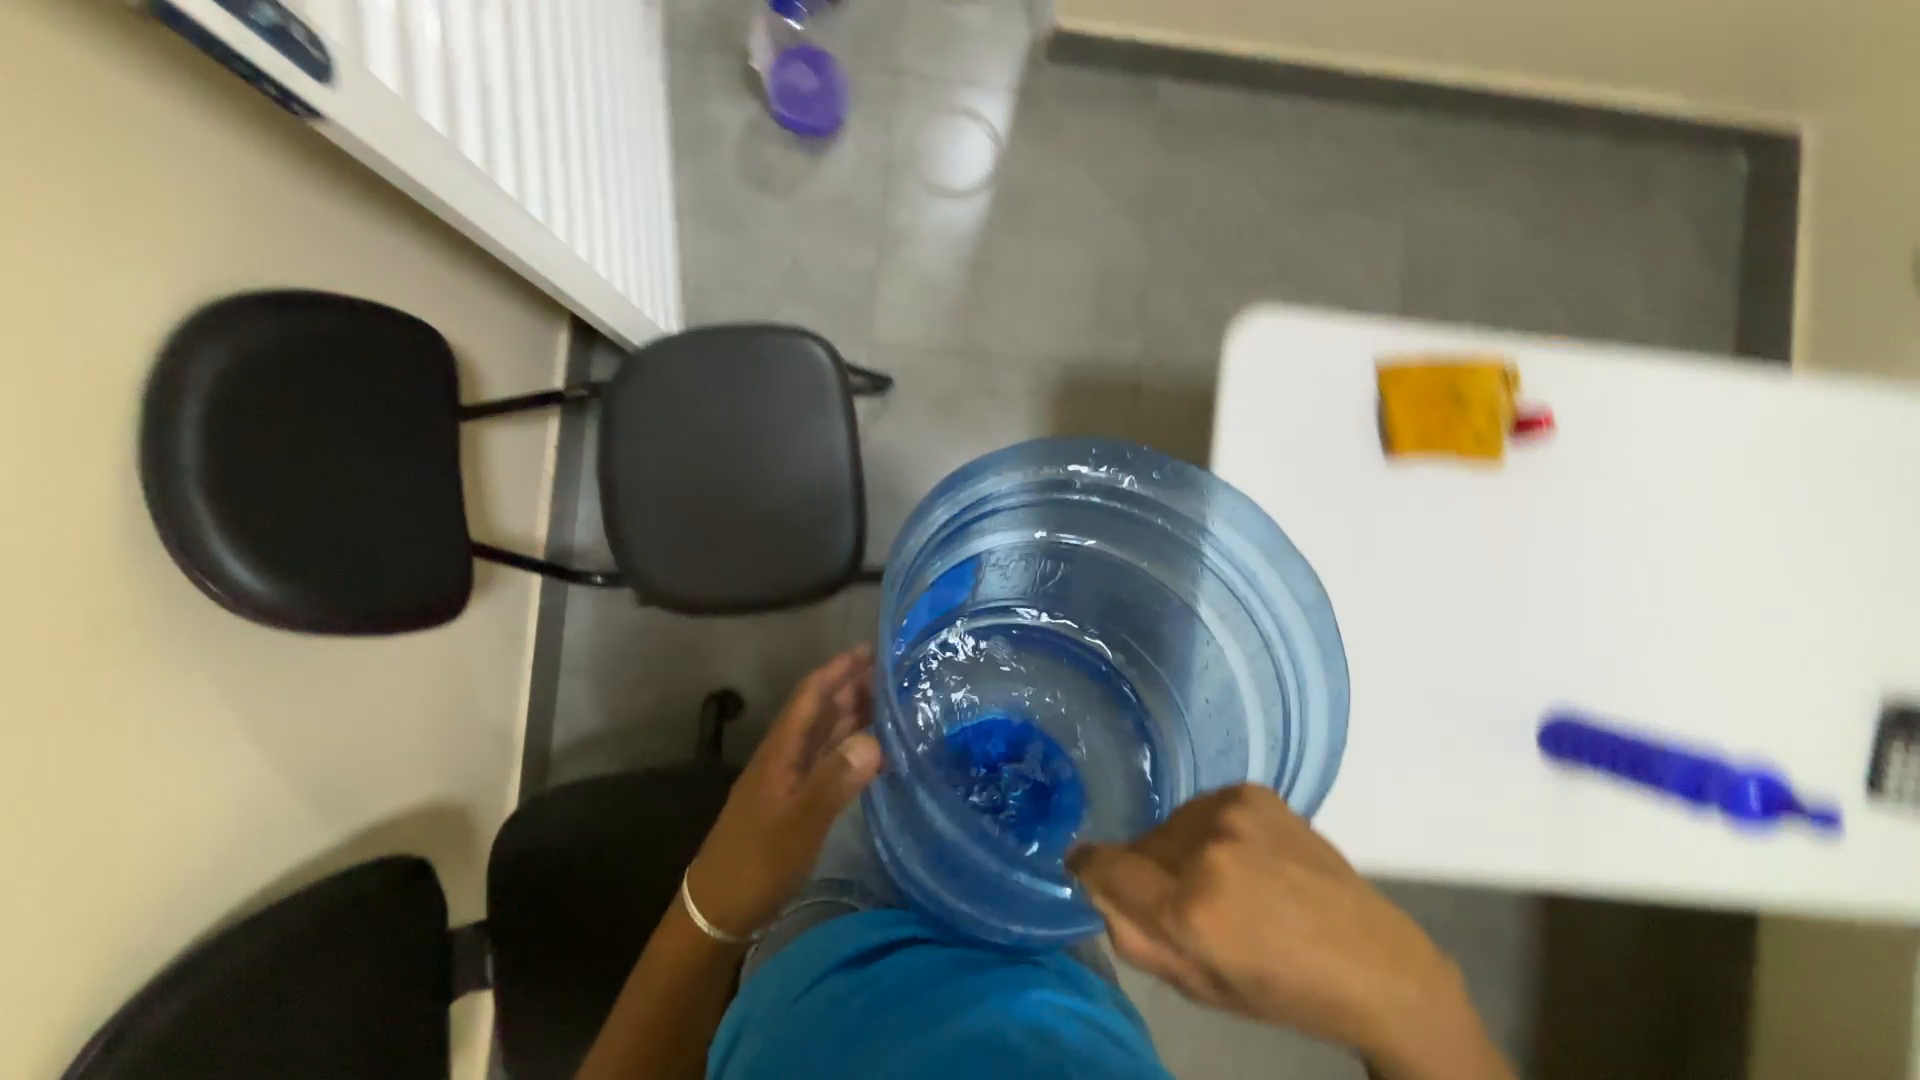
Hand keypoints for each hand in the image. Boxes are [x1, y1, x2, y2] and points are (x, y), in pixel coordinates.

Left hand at [684, 646, 883, 940]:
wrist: (717, 912)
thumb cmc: (756, 864)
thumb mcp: (799, 824)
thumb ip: (834, 781)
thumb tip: (874, 740)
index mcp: (780, 752)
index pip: (810, 696)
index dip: (837, 670)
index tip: (870, 650)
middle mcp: (784, 758)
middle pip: (819, 712)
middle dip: (852, 687)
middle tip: (894, 674)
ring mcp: (787, 782)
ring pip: (824, 736)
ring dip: (853, 716)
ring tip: (890, 703)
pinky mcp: (794, 805)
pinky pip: (827, 764)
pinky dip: (851, 751)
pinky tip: (874, 756)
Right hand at [1068, 785, 1512, 1079]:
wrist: (1372, 960)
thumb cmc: (1281, 989)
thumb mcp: (1198, 987)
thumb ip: (1133, 938)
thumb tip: (1097, 888)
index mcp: (1189, 911)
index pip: (1103, 865)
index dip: (1089, 868)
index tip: (1089, 871)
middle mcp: (1205, 851)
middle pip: (1137, 845)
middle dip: (1145, 871)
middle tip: (1186, 901)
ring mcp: (1232, 814)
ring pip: (1169, 825)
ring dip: (1178, 848)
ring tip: (1224, 879)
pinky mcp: (1253, 792)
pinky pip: (1201, 808)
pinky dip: (1210, 830)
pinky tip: (1246, 856)